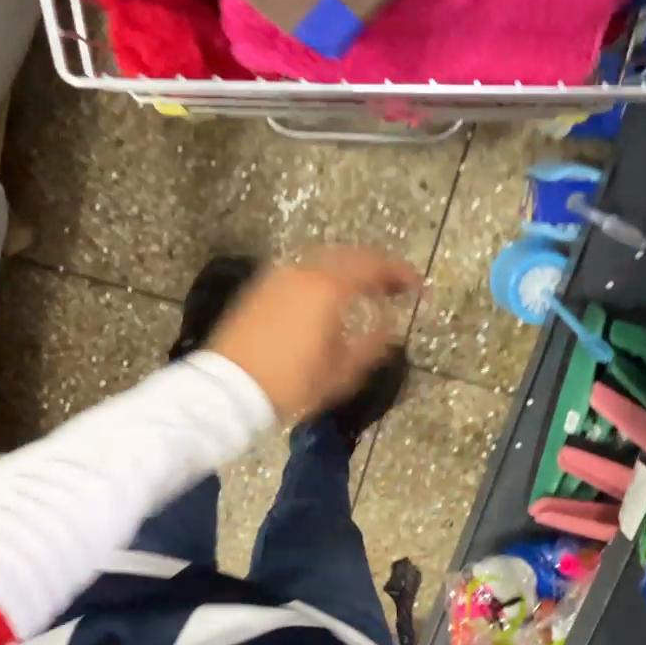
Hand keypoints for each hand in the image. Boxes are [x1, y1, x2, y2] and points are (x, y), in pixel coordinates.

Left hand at [204, 247, 422, 420]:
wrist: (227, 389)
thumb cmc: (290, 383)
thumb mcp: (341, 373)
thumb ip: (374, 345)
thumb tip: (391, 328)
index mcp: (328, 287)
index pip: (375, 266)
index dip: (402, 274)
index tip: (418, 288)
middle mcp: (304, 271)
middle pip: (350, 256)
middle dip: (377, 268)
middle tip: (394, 288)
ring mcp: (278, 276)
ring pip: (324, 261)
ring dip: (349, 271)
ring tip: (364, 293)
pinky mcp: (260, 288)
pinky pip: (301, 271)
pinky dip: (323, 277)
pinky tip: (327, 300)